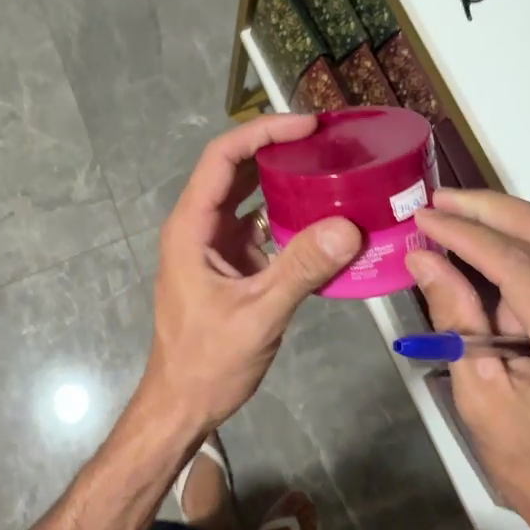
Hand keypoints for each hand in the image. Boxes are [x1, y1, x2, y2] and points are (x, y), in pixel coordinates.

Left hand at [141, 116, 361, 430]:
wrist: (182, 404)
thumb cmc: (208, 360)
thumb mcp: (258, 315)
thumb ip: (300, 269)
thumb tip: (348, 227)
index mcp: (191, 226)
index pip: (222, 158)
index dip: (262, 133)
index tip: (308, 125)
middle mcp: (199, 225)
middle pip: (234, 168)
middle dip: (276, 147)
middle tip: (328, 139)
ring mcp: (213, 244)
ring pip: (247, 195)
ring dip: (282, 177)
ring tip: (329, 165)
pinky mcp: (229, 263)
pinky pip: (258, 225)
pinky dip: (286, 214)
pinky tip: (321, 215)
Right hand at [409, 189, 529, 529]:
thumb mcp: (482, 400)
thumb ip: (456, 320)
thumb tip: (424, 257)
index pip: (522, 266)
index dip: (468, 234)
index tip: (424, 216)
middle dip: (493, 208)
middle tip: (441, 200)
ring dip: (512, 225)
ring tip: (458, 221)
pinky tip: (493, 255)